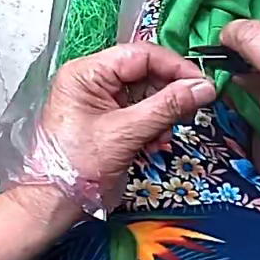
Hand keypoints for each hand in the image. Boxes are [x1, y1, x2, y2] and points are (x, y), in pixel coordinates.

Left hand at [30, 43, 217, 210]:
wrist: (54, 204)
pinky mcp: (109, 118)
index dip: (175, 67)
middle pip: (146, 72)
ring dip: (163, 114)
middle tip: (190, 111)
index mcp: (87, 72)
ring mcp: (101, 99)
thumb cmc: (76, 168)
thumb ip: (166, 107)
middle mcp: (93, 79)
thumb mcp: (125, 134)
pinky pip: (142, 111)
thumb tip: (204, 88)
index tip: (202, 84)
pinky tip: (155, 143)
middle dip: (169, 94)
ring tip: (163, 137)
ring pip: (147, 93)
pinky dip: (155, 126)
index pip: (141, 54)